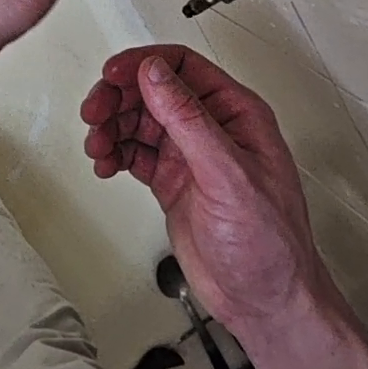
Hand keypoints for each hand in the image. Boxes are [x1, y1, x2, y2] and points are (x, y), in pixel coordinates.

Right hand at [81, 46, 367, 368]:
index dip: (143, 64)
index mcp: (235, 113)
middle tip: (96, 114)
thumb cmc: (271, 246)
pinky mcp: (171, 179)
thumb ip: (188, 119)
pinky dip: (114, 153)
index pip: (182, 66)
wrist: (265, 304)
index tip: (113, 75)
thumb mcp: (228, 174)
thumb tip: (154, 72)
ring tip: (98, 146)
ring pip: (137, 119)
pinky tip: (106, 164)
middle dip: (118, 97)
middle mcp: (210, 127)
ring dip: (111, 126)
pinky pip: (133, 151)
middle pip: (151, 90)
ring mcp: (189, 153)